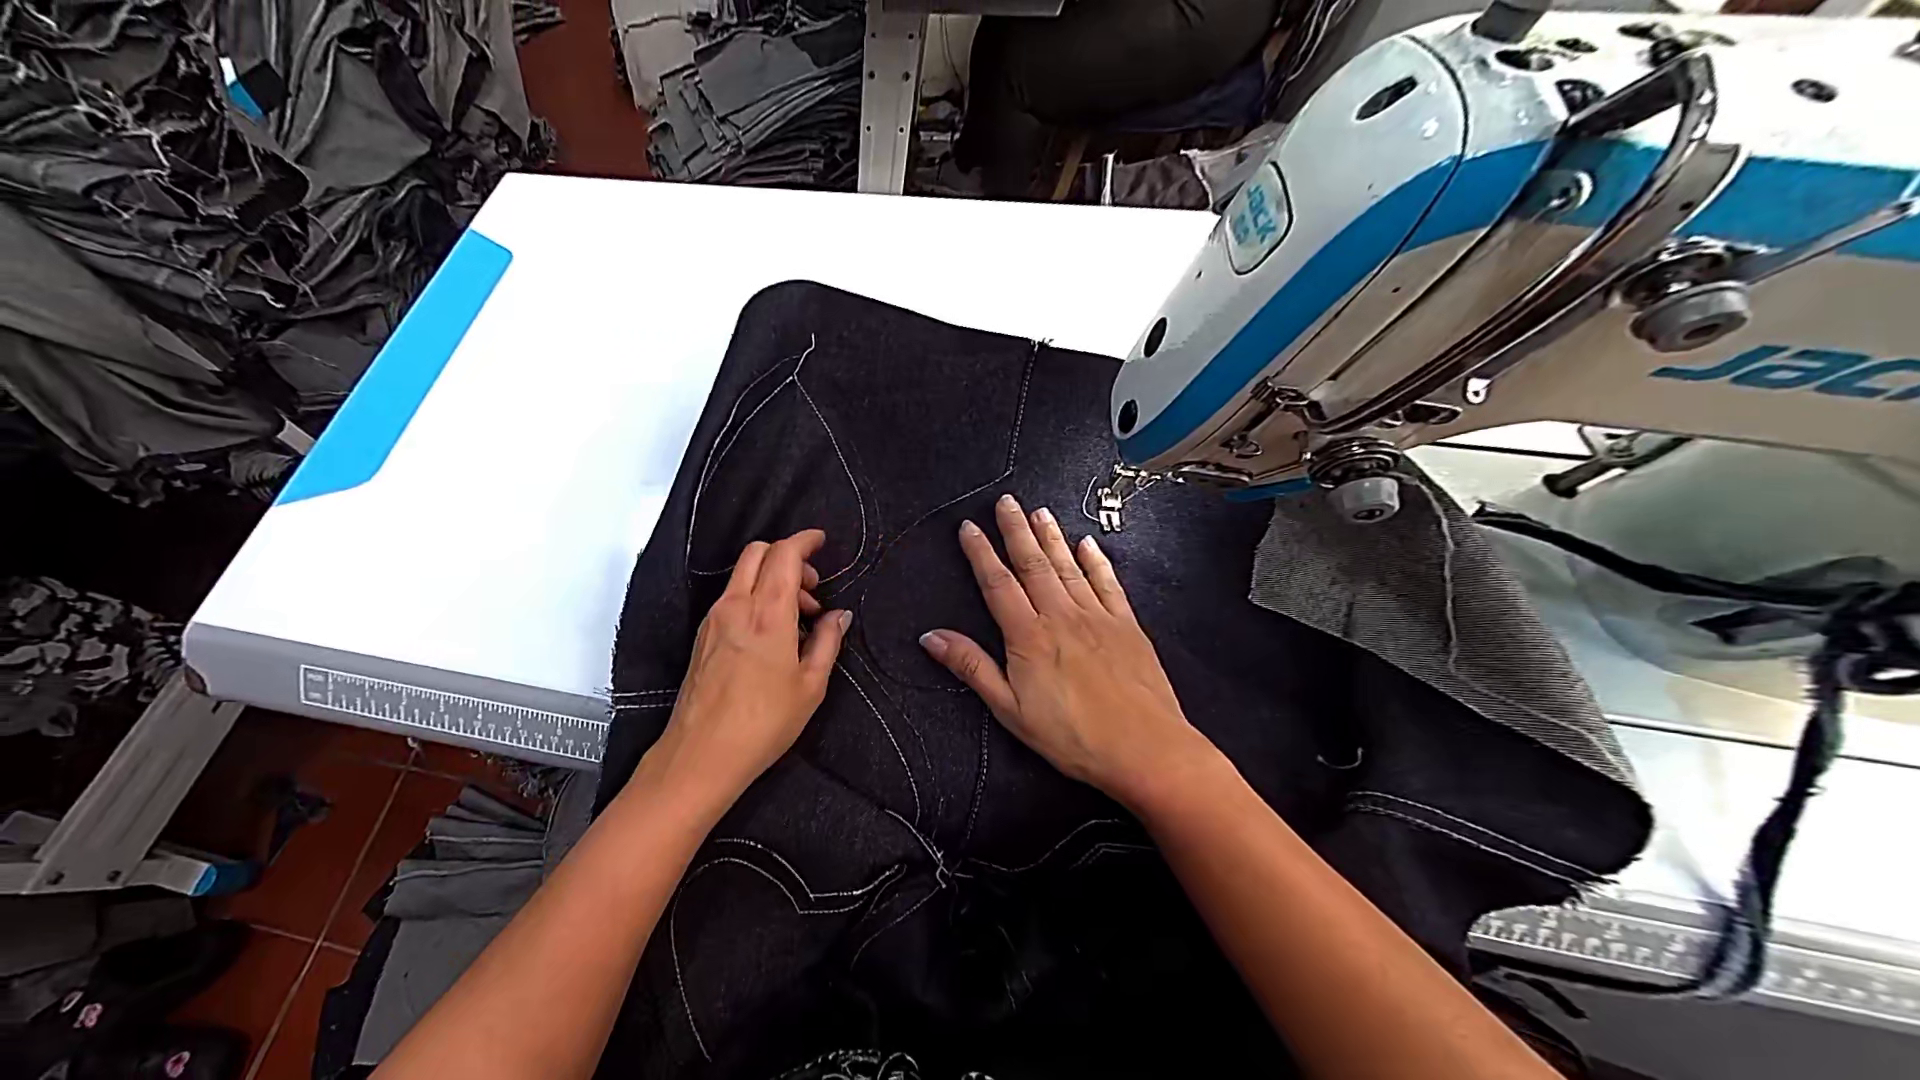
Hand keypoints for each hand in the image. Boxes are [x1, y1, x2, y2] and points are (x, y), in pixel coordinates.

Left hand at [635, 530, 850, 811]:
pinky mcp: (703, 635)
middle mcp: (736, 607)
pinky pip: (732, 597)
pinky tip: (773, 633)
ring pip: (743, 574)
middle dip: (789, 556)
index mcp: (767, 614)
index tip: (820, 541)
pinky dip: (756, 597)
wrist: (701, 755)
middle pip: (758, 552)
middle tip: (812, 586)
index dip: (805, 541)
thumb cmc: (762, 724)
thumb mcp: (811, 685)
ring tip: (798, 617)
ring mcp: (714, 619)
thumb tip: (839, 616)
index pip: (784, 554)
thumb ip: (827, 641)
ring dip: (773, 579)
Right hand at [919, 495, 1215, 810]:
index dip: (980, 552)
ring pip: (1067, 566)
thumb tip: (933, 638)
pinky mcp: (1126, 625)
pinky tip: (1087, 544)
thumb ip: (971, 667)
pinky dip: (1095, 561)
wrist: (1144, 748)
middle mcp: (1061, 617)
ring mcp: (1097, 617)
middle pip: (1032, 563)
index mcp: (1029, 637)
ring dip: (1050, 537)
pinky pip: (1107, 583)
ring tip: (1038, 512)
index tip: (969, 529)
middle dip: (1015, 529)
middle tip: (1006, 502)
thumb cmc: (1075, 737)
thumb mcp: (1010, 709)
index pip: (997, 583)